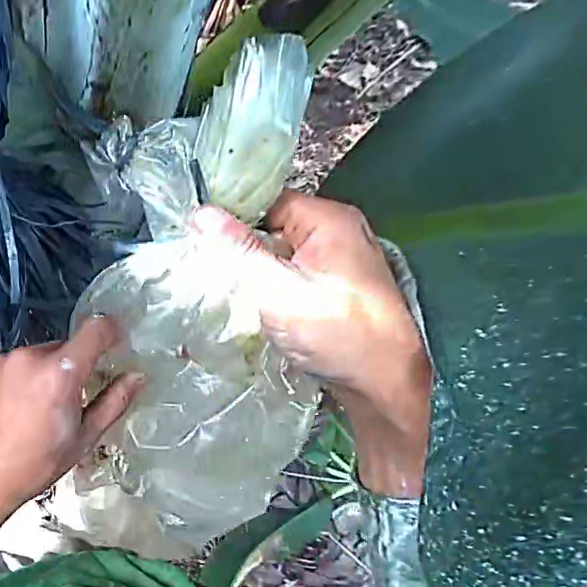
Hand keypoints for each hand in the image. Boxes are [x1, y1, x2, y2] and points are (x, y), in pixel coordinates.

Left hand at [0, 316, 144, 582]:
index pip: (95, 330)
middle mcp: (28, 358)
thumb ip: (113, 402)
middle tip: (67, 403)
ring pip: (36, 358)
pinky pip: (10, 366)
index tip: (115, 343)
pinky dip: (18, 381)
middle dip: (71, 369)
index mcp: (59, 374)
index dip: (110, 332)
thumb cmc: (35, 465)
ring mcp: (0, 362)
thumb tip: (136, 377)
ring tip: (35, 412)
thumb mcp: (84, 438)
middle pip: (64, 348)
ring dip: (43, 375)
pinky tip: (13, 410)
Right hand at [188, 192, 430, 498]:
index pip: (268, 202)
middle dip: (244, 254)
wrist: (386, 384)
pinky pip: (297, 282)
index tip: (202, 244)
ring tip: (231, 297)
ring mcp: (342, 266)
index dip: (233, 221)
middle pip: (274, 232)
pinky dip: (277, 295)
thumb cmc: (337, 334)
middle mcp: (340, 235)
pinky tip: (260, 314)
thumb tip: (200, 215)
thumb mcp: (277, 290)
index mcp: (329, 220)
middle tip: (214, 276)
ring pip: (283, 261)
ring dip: (259, 278)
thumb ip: (238, 252)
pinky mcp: (340, 295)